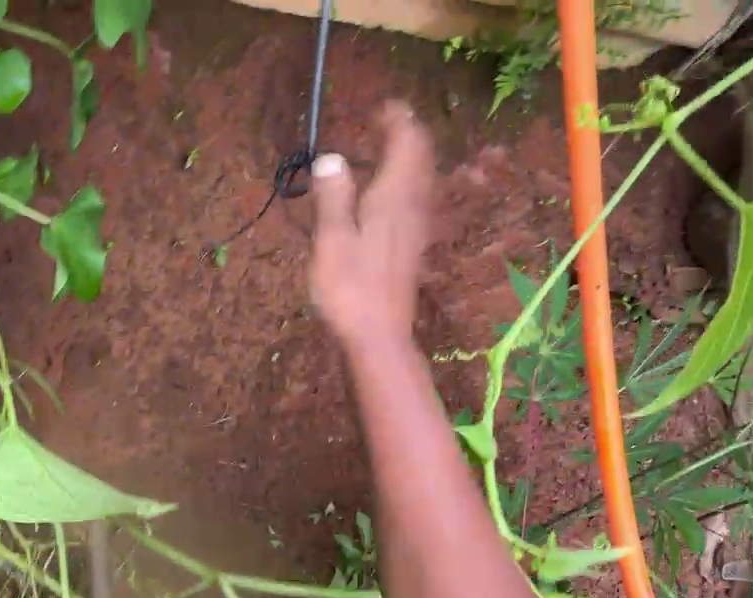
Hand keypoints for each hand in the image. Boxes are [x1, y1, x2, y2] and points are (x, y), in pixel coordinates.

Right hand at [309, 102, 435, 351]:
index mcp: (392, 196)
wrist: (378, 335)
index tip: (380, 108)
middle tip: (384, 123)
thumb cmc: (349, 288)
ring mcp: (416, 228)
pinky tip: (389, 197)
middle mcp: (412, 205)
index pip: (406, 142)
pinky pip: (416, 201)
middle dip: (405, 134)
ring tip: (387, 152)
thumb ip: (332, 197)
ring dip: (408, 159)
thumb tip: (331, 159)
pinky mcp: (412, 248)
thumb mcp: (331, 240)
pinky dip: (405, 185)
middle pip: (420, 157)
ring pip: (421, 179)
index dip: (396, 120)